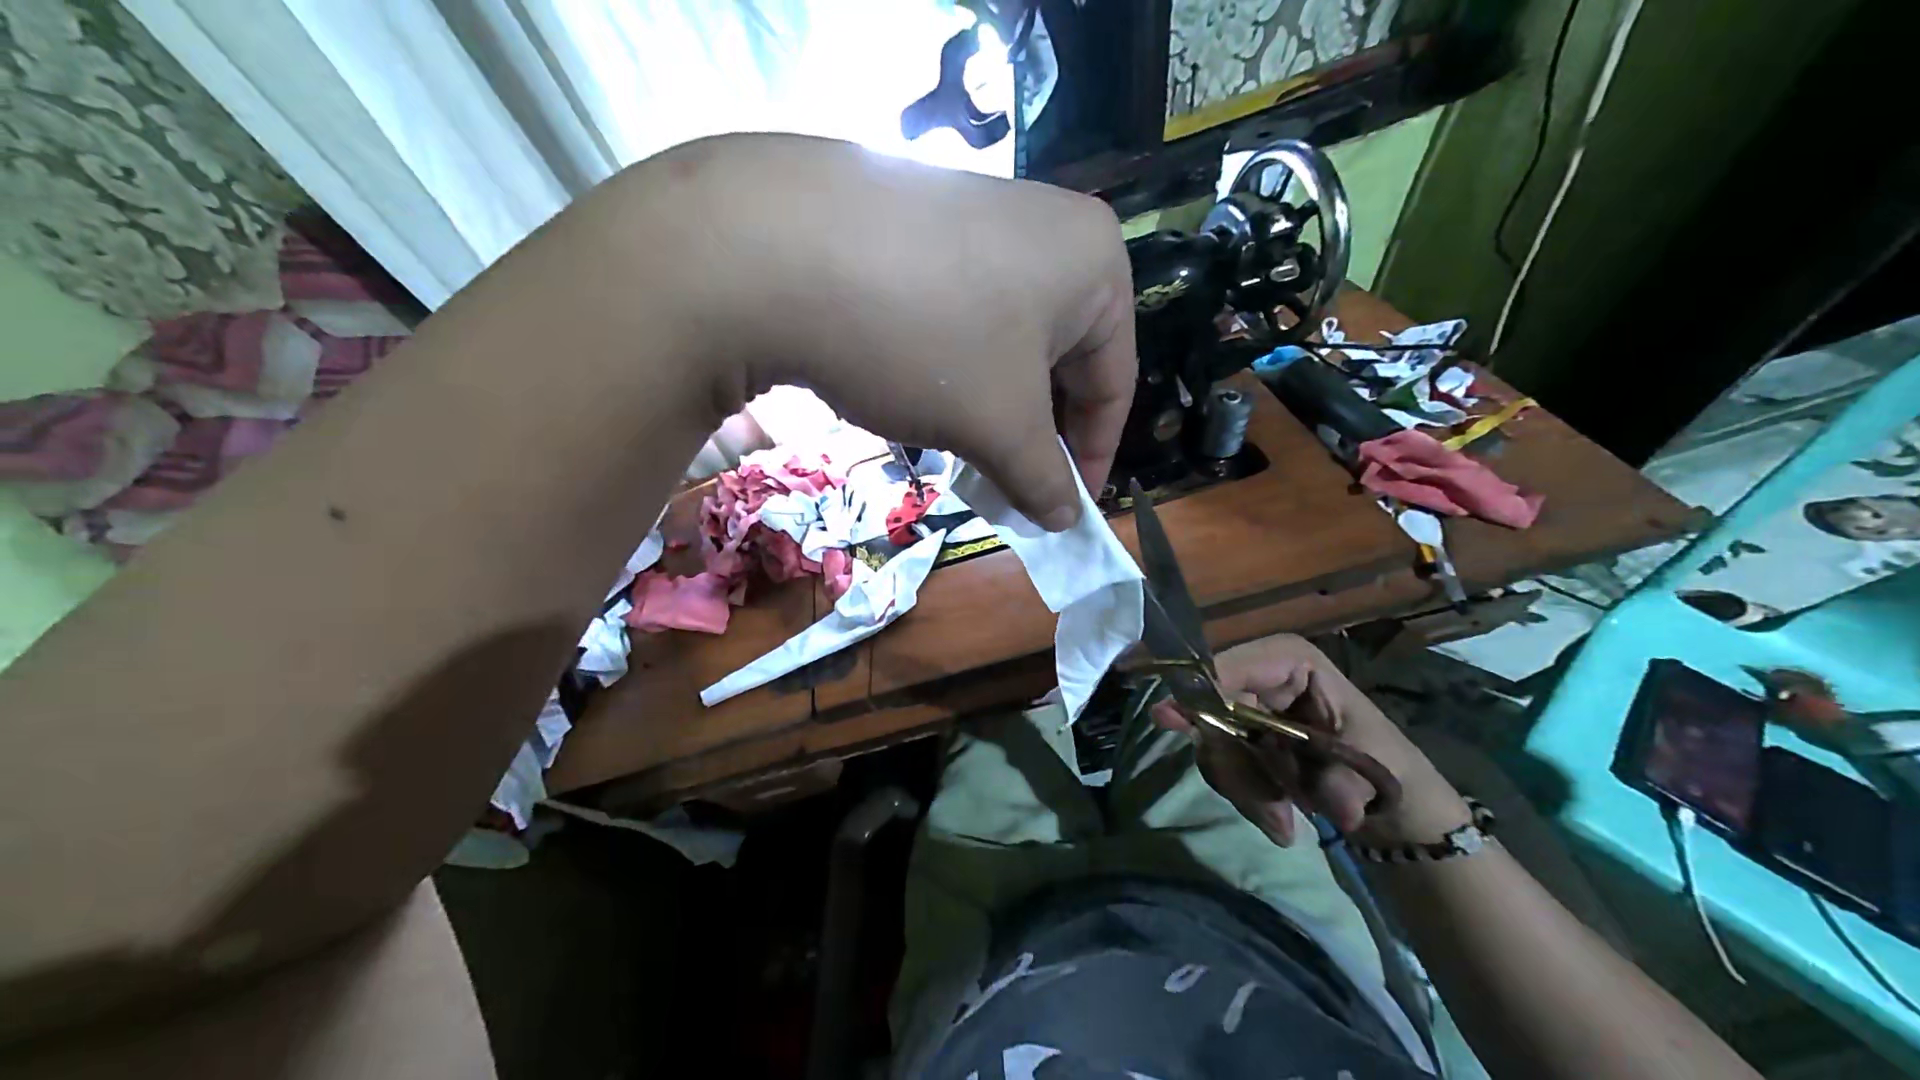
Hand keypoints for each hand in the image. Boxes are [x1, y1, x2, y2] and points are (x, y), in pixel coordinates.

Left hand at [618, 134, 1136, 528]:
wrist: (778, 252)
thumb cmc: (927, 341)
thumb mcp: (998, 425)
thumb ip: (1043, 478)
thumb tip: (1064, 520)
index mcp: (1095, 264)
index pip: (1114, 383)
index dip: (1094, 457)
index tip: (1066, 511)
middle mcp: (1048, 231)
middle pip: (1059, 361)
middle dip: (1034, 436)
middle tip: (1009, 490)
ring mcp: (978, 223)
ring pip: (1005, 344)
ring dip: (991, 410)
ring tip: (961, 453)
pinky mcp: (921, 230)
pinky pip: (960, 318)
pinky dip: (953, 372)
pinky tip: (921, 400)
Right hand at [1150, 634, 1471, 846]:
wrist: (1386, 802)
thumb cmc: (1386, 767)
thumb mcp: (1374, 770)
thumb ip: (1345, 782)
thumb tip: (1338, 809)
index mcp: (1290, 662)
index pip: (1231, 663)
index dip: (1200, 688)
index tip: (1170, 717)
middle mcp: (1255, 677)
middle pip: (1208, 707)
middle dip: (1233, 763)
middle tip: (1270, 804)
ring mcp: (1240, 707)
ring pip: (1208, 741)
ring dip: (1242, 787)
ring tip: (1283, 822)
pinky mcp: (1234, 736)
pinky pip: (1216, 763)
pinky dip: (1244, 796)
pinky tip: (1278, 820)